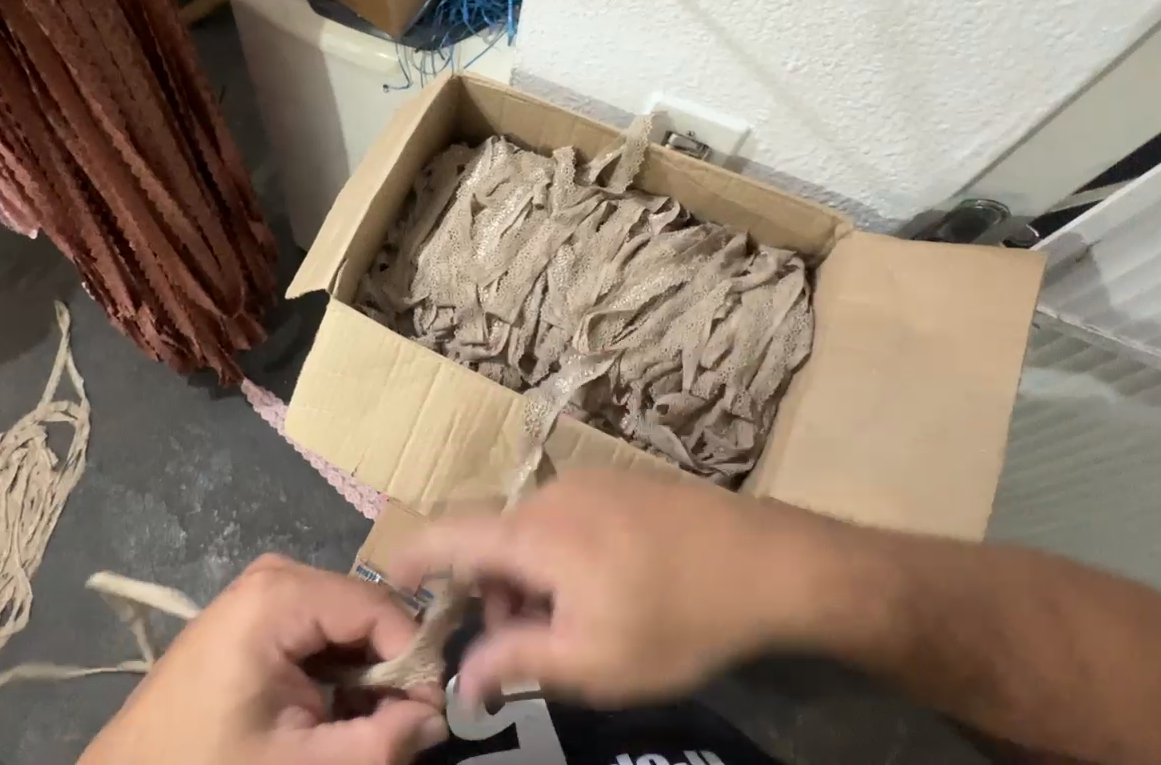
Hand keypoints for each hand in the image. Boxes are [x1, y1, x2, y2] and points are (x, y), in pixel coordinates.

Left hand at [78, 554, 447, 764]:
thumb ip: (380, 742)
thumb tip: (438, 718)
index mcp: (281, 595)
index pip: (379, 607)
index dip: (414, 659)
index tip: (433, 714)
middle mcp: (276, 574)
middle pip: (363, 608)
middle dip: (391, 664)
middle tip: (405, 724)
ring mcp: (263, 588)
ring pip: (346, 618)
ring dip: (367, 669)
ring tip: (371, 722)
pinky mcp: (257, 609)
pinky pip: (320, 626)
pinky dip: (339, 665)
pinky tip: (337, 708)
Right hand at [390, 469, 852, 707]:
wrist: (770, 562)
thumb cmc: (674, 618)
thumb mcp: (591, 660)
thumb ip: (516, 662)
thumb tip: (461, 678)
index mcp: (531, 533)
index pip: (446, 533)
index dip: (411, 555)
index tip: (390, 577)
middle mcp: (549, 494)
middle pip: (491, 538)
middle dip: (489, 590)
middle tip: (522, 640)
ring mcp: (588, 482)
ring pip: (531, 529)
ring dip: (530, 576)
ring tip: (575, 621)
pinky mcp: (620, 482)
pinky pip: (565, 516)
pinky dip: (560, 554)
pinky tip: (608, 586)